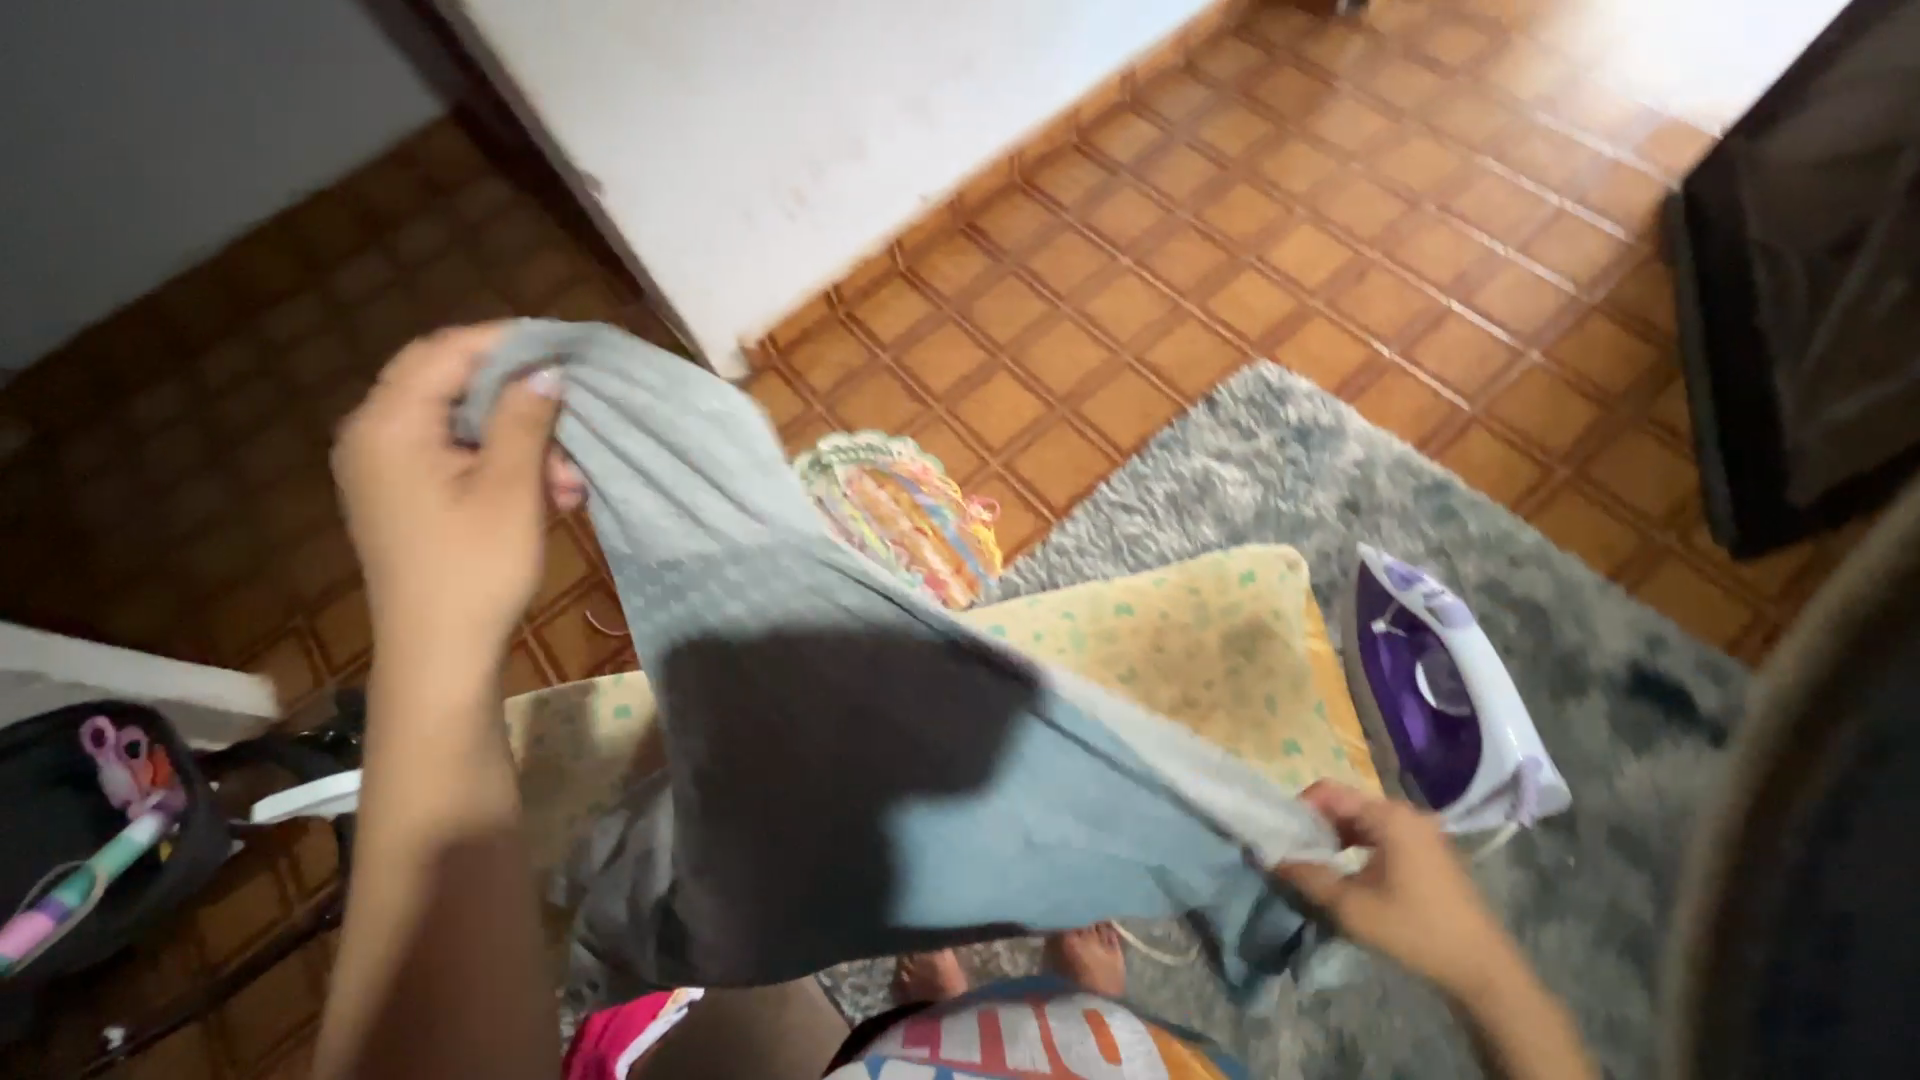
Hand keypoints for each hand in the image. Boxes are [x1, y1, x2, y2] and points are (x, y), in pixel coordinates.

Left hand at [331, 324, 574, 671]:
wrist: (439, 654)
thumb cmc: (476, 568)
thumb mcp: (511, 488)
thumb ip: (524, 418)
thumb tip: (546, 368)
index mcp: (388, 425)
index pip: (445, 351)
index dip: (507, 341)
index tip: (563, 346)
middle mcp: (373, 435)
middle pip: (451, 384)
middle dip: (520, 401)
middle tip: (573, 424)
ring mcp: (384, 467)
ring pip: (461, 424)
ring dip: (520, 440)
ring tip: (568, 481)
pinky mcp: (402, 494)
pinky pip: (454, 455)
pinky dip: (501, 463)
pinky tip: (545, 493)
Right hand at [1274, 781, 1524, 1001]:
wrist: (1482, 968)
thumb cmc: (1414, 930)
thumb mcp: (1351, 907)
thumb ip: (1306, 876)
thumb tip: (1269, 857)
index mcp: (1388, 816)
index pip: (1328, 791)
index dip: (1298, 808)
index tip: (1281, 834)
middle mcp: (1406, 813)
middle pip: (1346, 802)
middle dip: (1315, 824)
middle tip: (1294, 851)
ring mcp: (1422, 831)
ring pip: (1363, 819)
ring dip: (1335, 836)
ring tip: (1316, 863)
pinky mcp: (1429, 850)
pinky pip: (1382, 833)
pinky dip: (1358, 844)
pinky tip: (1349, 872)